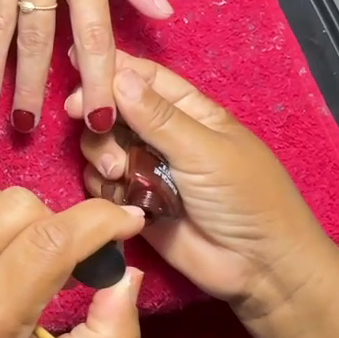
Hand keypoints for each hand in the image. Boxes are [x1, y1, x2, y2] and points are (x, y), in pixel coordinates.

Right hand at [64, 52, 334, 318]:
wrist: (259, 270)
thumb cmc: (247, 198)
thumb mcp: (204, 151)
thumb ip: (158, 117)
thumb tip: (118, 74)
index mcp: (189, 111)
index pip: (144, 78)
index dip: (111, 70)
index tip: (78, 67)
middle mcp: (163, 135)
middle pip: (113, 109)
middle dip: (98, 115)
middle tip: (87, 121)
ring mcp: (146, 168)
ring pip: (101, 146)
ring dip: (101, 153)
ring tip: (119, 173)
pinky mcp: (133, 202)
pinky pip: (101, 184)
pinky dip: (101, 186)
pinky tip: (119, 198)